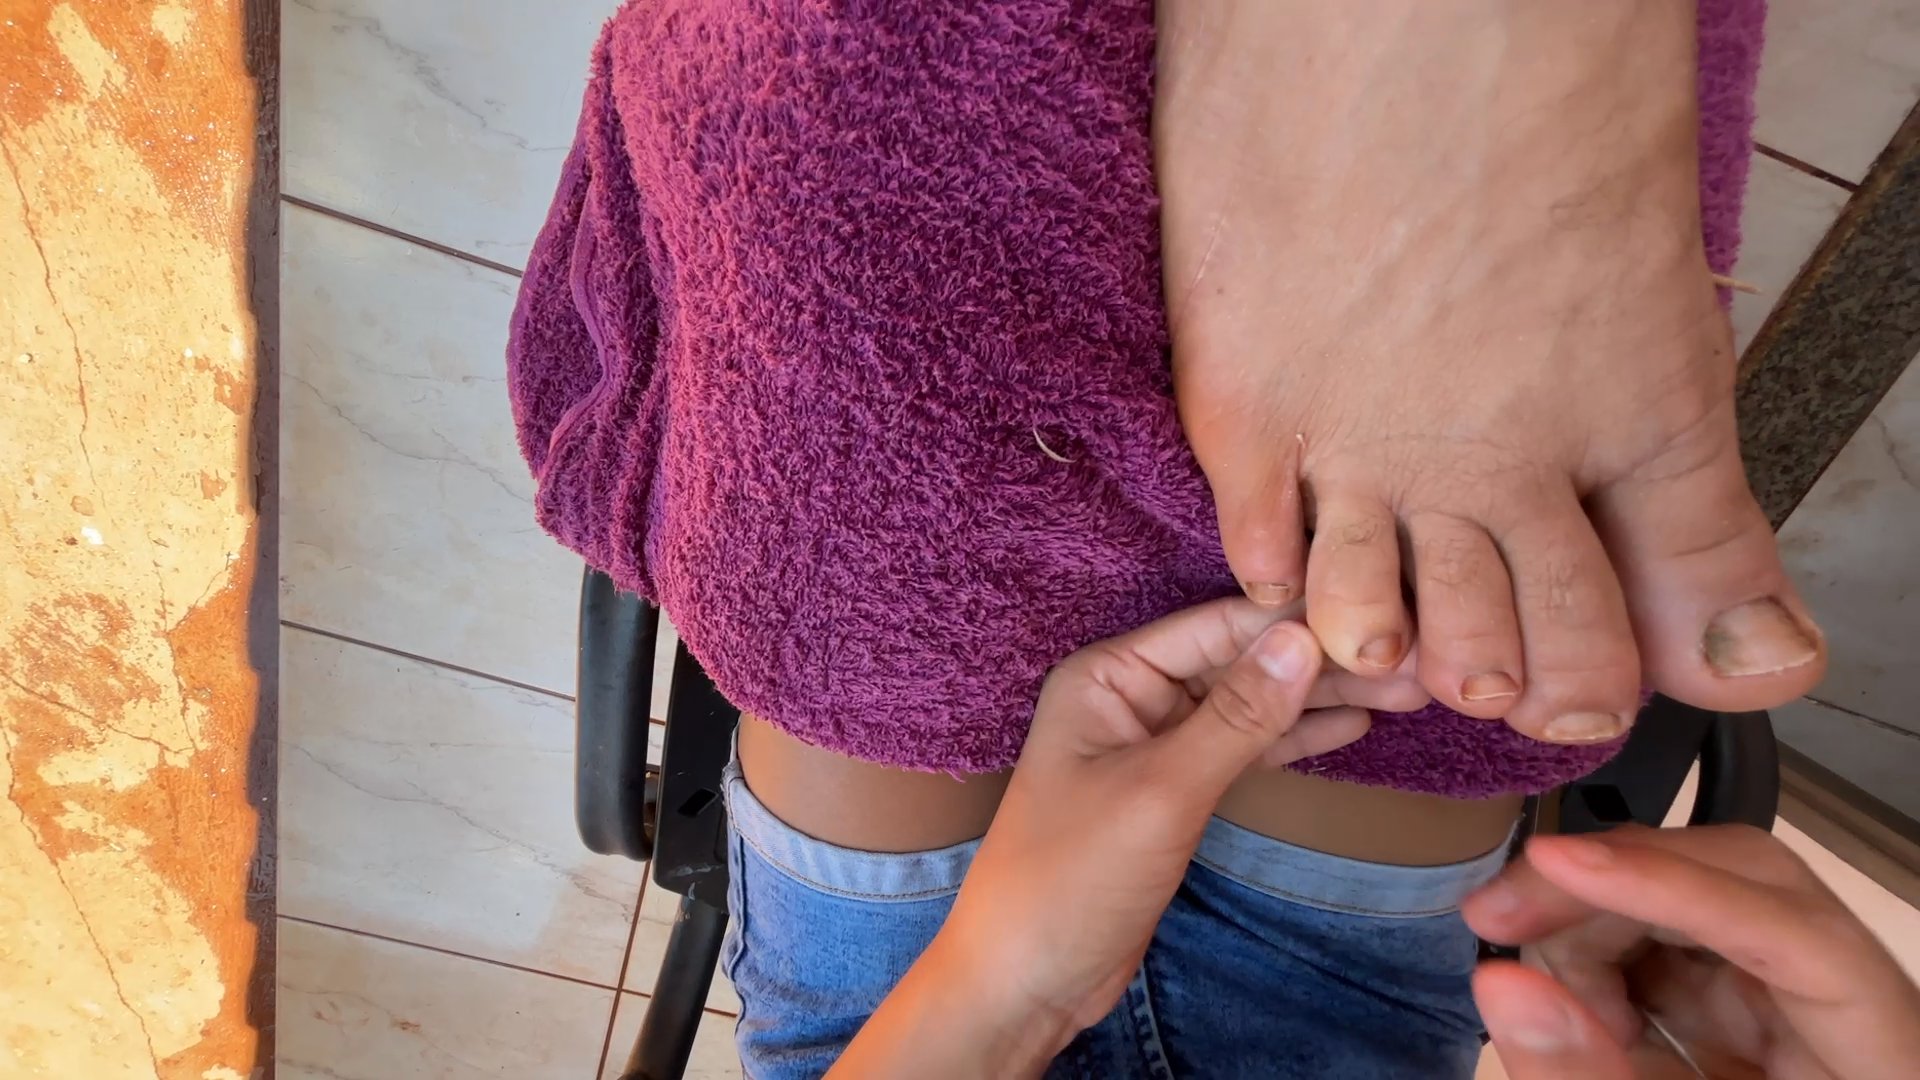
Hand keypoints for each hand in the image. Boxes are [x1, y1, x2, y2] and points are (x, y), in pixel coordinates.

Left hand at [829, 598, 1401, 1076]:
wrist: (1030, 973)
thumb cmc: (1074, 872)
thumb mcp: (1161, 790)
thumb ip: (1235, 717)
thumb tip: (1301, 639)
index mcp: (1108, 674)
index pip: (1211, 629)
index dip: (1292, 620)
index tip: (1375, 614)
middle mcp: (1129, 693)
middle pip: (1234, 664)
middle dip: (1315, 663)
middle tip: (1414, 659)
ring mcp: (1152, 739)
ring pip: (1244, 706)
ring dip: (1315, 700)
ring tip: (1404, 690)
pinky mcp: (1173, 784)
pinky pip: (1239, 748)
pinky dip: (1290, 740)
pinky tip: (1348, 727)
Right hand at [1154, 0, 1823, 741]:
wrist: (1371, 6)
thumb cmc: (1521, 70)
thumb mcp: (1648, 240)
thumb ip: (1659, 404)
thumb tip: (1717, 554)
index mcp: (1622, 399)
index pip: (1656, 596)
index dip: (1641, 665)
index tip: (1614, 689)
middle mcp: (1483, 450)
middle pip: (1512, 630)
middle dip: (1523, 681)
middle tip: (1508, 692)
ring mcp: (1350, 442)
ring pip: (1376, 615)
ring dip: (1397, 646)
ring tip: (1396, 650)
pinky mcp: (1242, 415)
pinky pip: (1260, 545)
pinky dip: (1278, 578)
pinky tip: (1281, 577)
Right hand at [1463, 826, 1919, 1078]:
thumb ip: (1580, 1079)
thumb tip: (1496, 977)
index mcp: (1885, 1074)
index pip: (1808, 947)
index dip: (1674, 889)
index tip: (1548, 858)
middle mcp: (1864, 1013)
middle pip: (1738, 879)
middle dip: (1597, 888)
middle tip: (1495, 917)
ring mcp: (1800, 988)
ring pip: (1677, 877)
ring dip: (1581, 917)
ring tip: (1550, 996)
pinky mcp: (1742, 979)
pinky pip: (1650, 911)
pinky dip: (1584, 932)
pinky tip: (1572, 988)